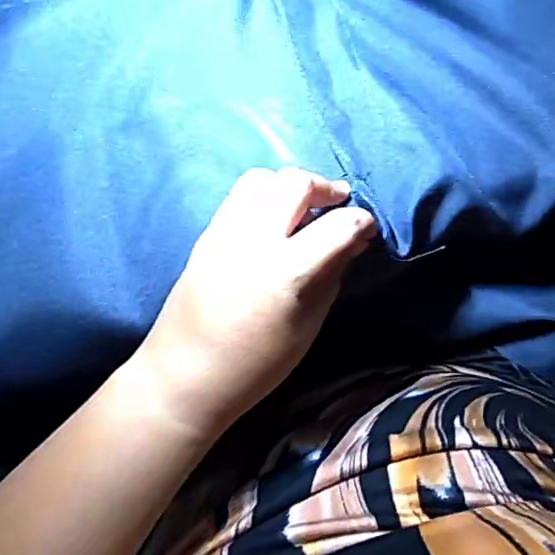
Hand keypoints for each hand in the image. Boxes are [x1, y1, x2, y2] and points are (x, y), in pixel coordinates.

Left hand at [124, 168, 376, 439]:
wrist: (186, 376)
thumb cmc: (259, 363)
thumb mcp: (310, 323)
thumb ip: (333, 272)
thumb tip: (354, 239)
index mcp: (286, 272)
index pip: (338, 224)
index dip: (362, 221)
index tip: (368, 229)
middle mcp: (253, 240)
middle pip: (296, 183)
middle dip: (326, 188)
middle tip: (340, 205)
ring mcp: (223, 232)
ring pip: (263, 178)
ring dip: (292, 186)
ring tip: (305, 208)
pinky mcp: (206, 234)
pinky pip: (240, 195)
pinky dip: (266, 196)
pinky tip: (276, 220)